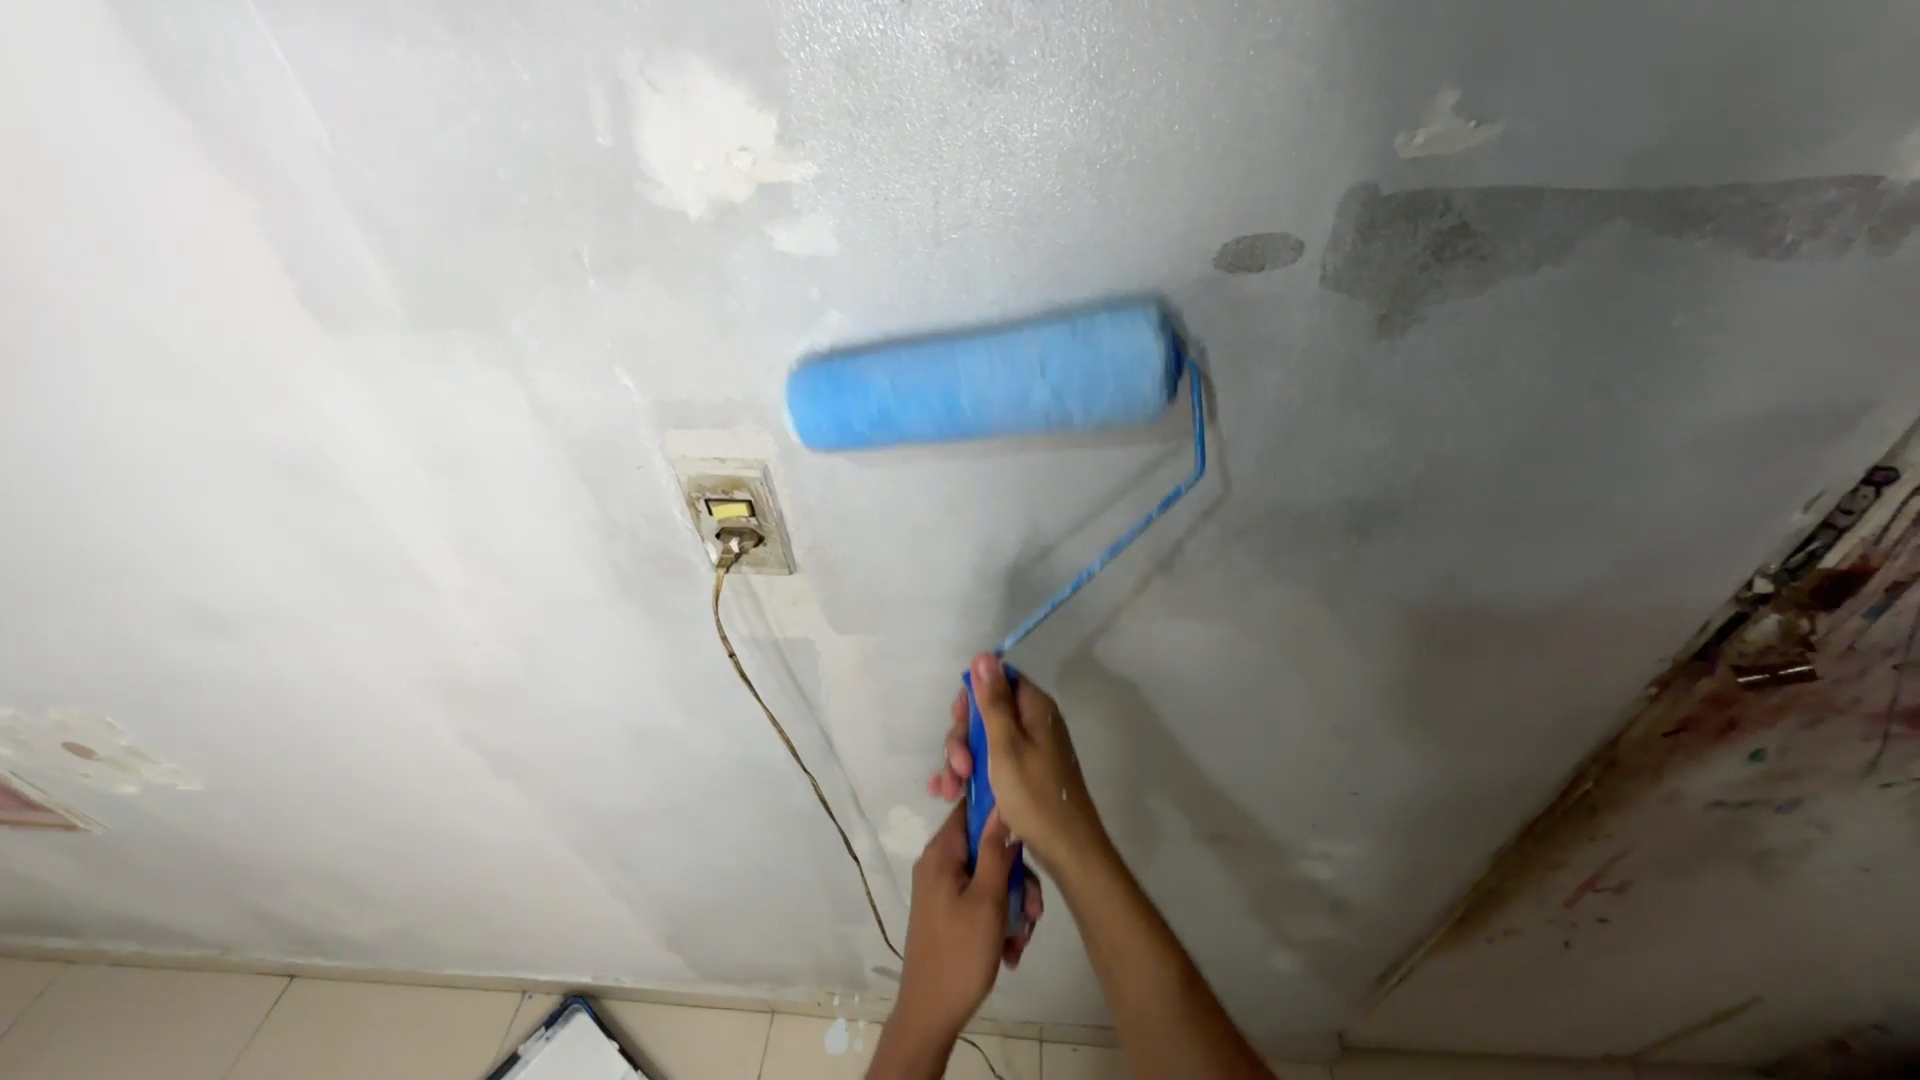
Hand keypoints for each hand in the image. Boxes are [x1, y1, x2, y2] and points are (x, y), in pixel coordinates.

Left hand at [894, 803, 1019, 1038]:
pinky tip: (1010, 950)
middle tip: (1035, 910)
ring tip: (1023, 939)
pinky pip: (981, 902)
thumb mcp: (987, 899)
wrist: (931, 1014)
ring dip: (1014, 906)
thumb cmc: (961, 953)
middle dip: (1017, 878)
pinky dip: (999, 921)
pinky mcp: (949, 913)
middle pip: (987, 849)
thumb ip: (995, 850)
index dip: (999, 812)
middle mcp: (938, 865)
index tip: (1027, 828)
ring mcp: (943, 891)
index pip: (970, 810)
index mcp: (941, 854)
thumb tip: (1000, 805)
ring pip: (990, 879)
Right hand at [929, 654, 1107, 876]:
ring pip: (982, 741)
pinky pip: (988, 763)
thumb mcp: (1005, 745)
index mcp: (1034, 708)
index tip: (958, 719)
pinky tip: (948, 793)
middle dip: (962, 738)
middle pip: (985, 712)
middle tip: (958, 767)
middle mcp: (1032, 723)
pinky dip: (969, 775)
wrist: (1065, 848)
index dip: (973, 696)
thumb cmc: (1034, 795)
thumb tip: (984, 655)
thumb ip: (992, 701)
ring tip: (949, 790)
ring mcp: (1027, 750)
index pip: (998, 680)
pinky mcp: (1020, 774)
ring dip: (960, 761)